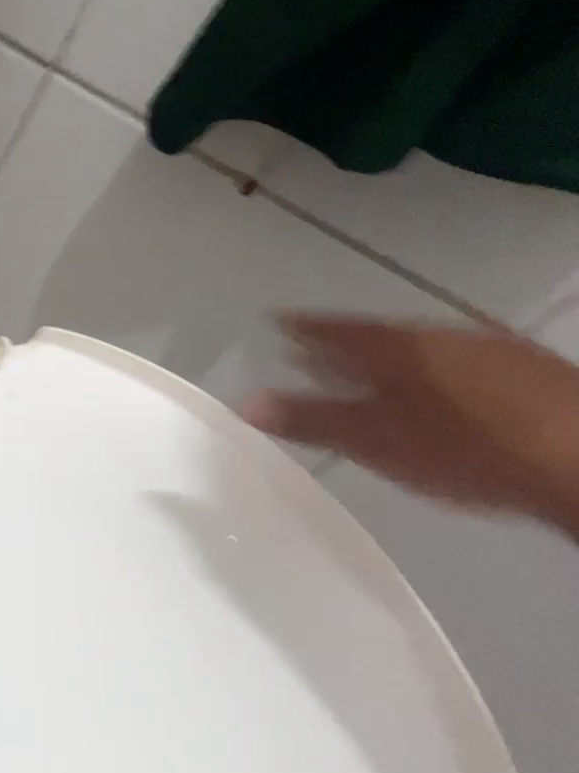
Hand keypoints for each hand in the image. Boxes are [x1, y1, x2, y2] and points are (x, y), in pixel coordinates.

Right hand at [244, 314, 578, 533]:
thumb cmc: (466, 451)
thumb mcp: (372, 441)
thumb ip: (309, 420)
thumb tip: (244, 402)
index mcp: (399, 348)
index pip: (335, 329)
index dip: (301, 326)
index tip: (274, 321)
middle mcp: (444, 339)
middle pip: (377, 337)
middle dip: (341, 347)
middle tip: (308, 354)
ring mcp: (492, 353)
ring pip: (419, 350)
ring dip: (385, 361)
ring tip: (362, 378)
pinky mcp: (529, 375)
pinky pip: (457, 363)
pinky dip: (426, 373)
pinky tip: (427, 397)